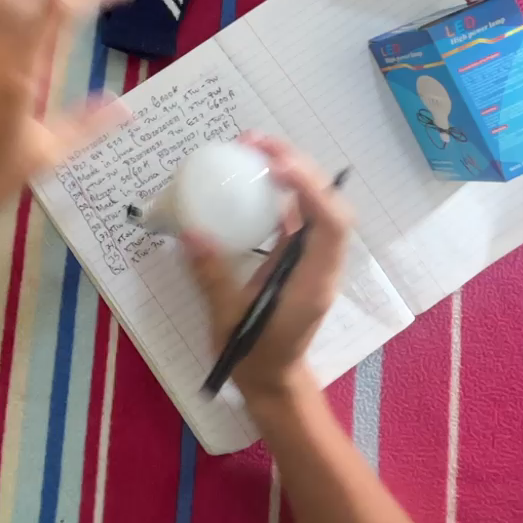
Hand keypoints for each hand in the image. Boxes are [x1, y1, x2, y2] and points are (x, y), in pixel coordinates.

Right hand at [182, 134, 352, 402]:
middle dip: (298, 165)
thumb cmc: (254, 355)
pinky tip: (251, 177)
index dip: (309, 187)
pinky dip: (279, 189)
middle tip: (254, 142)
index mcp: (313, 280)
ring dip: (290, 170)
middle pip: (327, 202)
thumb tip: (191, 232)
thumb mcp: (228, 318)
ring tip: (252, 148)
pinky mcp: (296, 256)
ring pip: (314, 203)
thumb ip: (212, 275)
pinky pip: (296, 213)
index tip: (274, 165)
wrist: (271, 380)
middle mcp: (320, 263)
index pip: (331, 223)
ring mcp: (310, 258)